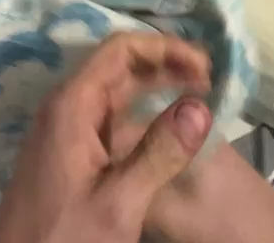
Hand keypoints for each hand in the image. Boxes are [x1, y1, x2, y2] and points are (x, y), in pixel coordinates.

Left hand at [0, 32, 214, 242]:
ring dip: (154, 85)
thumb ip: (159, 154)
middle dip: (164, 63)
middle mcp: (67, 104)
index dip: (163, 48)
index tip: (205, 65)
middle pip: (118, 65)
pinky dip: (141, 111)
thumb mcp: (118, 203)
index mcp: (72, 103)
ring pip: (115, 89)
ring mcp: (66, 126)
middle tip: (209, 77)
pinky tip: (166, 123)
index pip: (120, 50)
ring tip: (198, 91)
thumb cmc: (64, 236)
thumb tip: (200, 107)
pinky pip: (109, 114)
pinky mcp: (71, 148)